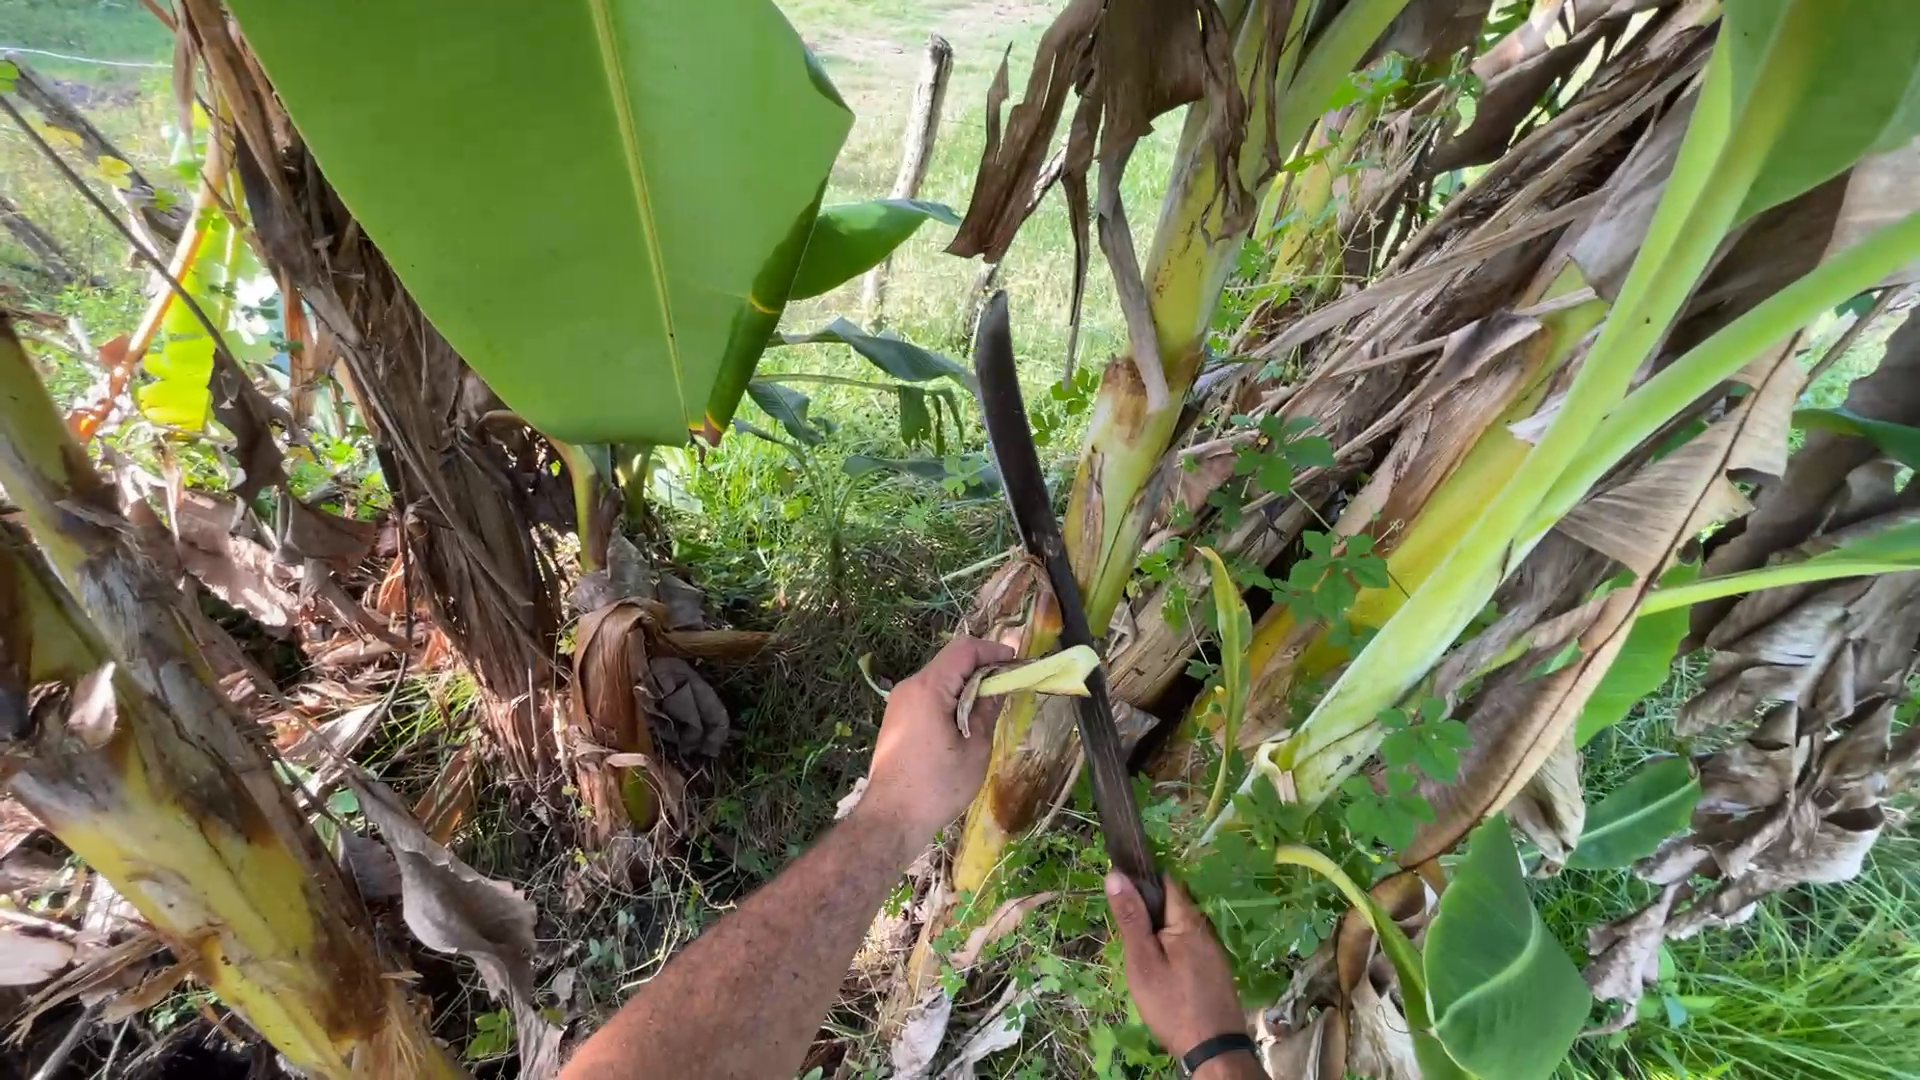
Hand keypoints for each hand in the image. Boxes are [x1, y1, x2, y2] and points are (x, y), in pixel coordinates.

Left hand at [858, 636, 1014, 847]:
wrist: (892, 817)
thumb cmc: (938, 785)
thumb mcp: (975, 748)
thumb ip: (987, 709)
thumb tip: (1000, 685)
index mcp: (929, 688)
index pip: (964, 649)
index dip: (993, 651)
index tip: (1016, 665)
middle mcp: (910, 686)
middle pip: (950, 660)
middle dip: (982, 667)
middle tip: (1008, 686)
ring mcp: (900, 701)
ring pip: (940, 677)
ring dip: (967, 684)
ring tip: (990, 706)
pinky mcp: (897, 717)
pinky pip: (929, 694)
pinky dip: (950, 697)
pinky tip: (965, 721)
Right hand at [1107, 873, 1253, 1073]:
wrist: (1213, 1053)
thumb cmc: (1172, 1003)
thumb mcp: (1143, 960)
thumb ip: (1131, 917)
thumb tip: (1115, 875)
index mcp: (1187, 920)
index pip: (1165, 881)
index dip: (1142, 880)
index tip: (1121, 891)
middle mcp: (1205, 929)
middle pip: (1173, 904)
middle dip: (1149, 910)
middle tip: (1127, 931)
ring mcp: (1214, 952)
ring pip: (1181, 927)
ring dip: (1161, 931)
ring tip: (1141, 951)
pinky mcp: (1216, 971)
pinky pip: (1190, 946)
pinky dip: (1173, 948)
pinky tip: (1163, 969)